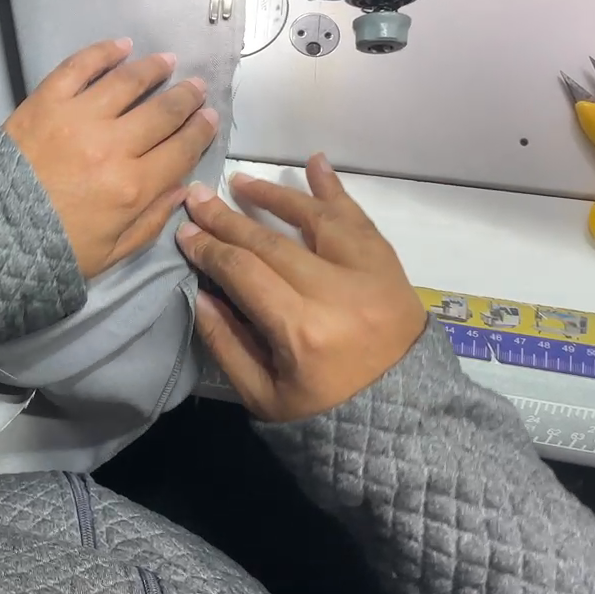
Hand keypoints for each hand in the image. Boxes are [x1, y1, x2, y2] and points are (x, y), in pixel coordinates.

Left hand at [4, 38, 219, 278]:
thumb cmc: (52, 247)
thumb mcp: (113, 252)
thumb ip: (153, 220)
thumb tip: (183, 186)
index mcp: (133, 187)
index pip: (182, 149)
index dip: (200, 130)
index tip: (209, 117)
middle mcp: (112, 146)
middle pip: (162, 112)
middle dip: (185, 97)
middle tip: (195, 87)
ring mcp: (78, 118)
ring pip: (127, 83)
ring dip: (152, 69)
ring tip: (165, 61)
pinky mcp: (45, 101)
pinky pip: (79, 67)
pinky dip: (103, 52)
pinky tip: (121, 46)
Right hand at [176, 154, 427, 420]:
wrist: (410, 430)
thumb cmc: (325, 416)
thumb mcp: (261, 395)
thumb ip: (224, 341)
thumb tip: (198, 289)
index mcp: (302, 332)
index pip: (243, 272)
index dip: (209, 248)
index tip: (184, 231)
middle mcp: (338, 295)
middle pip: (271, 243)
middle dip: (228, 219)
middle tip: (197, 196)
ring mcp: (372, 279)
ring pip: (317, 221)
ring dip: (276, 197)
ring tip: (242, 181)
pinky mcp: (393, 272)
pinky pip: (362, 222)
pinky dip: (337, 192)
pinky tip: (316, 164)